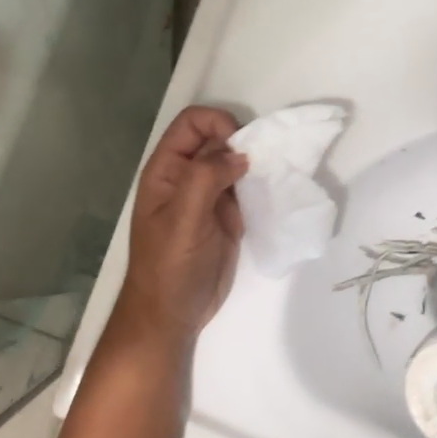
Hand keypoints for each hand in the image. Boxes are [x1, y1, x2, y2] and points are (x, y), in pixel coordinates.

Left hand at [111, 106, 247, 351]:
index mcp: (166, 169)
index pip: (191, 123)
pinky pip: (245, 188)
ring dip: (254, 164)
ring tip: (269, 180)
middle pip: (216, 138)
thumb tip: (238, 153)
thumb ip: (205, 178)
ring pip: (233, 162)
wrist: (173, 314)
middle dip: (241, 143)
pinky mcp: (227, 215)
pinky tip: (270, 196)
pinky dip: (259, 186)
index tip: (240, 147)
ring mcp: (208, 196)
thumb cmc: (169, 265)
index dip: (216, 124)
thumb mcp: (183, 218)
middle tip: (261, 165)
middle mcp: (187, 176)